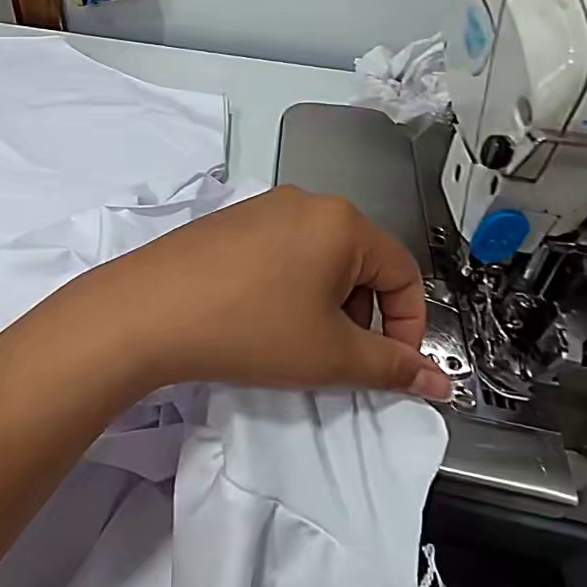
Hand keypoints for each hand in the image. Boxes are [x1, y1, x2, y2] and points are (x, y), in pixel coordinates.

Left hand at [38, 185, 450, 398]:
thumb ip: (392, 367)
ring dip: (323, 302)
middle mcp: (305, 201)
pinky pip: (278, 252)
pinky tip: (256, 317)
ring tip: (292, 339)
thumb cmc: (250, 329)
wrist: (147, 311)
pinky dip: (286, 286)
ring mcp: (260, 207)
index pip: (404, 273)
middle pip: (359, 262)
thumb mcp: (329, 355)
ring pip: (317, 258)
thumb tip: (439, 385)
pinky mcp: (227, 222)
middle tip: (335, 356)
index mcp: (342, 222)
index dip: (408, 326)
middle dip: (360, 314)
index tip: (391, 366)